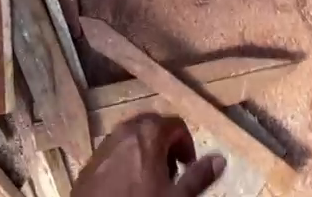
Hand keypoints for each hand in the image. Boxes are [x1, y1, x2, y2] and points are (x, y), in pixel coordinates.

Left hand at [71, 114, 225, 196]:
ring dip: (146, 153)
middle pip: (153, 128)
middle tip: (170, 174)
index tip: (187, 167)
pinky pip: (115, 152)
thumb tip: (221, 158)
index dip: (186, 145)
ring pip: (133, 139)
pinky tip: (127, 186)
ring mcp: (106, 143)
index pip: (176, 125)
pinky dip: (126, 161)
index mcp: (149, 132)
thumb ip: (199, 176)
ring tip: (149, 182)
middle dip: (166, 147)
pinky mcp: (90, 161)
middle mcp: (127, 129)